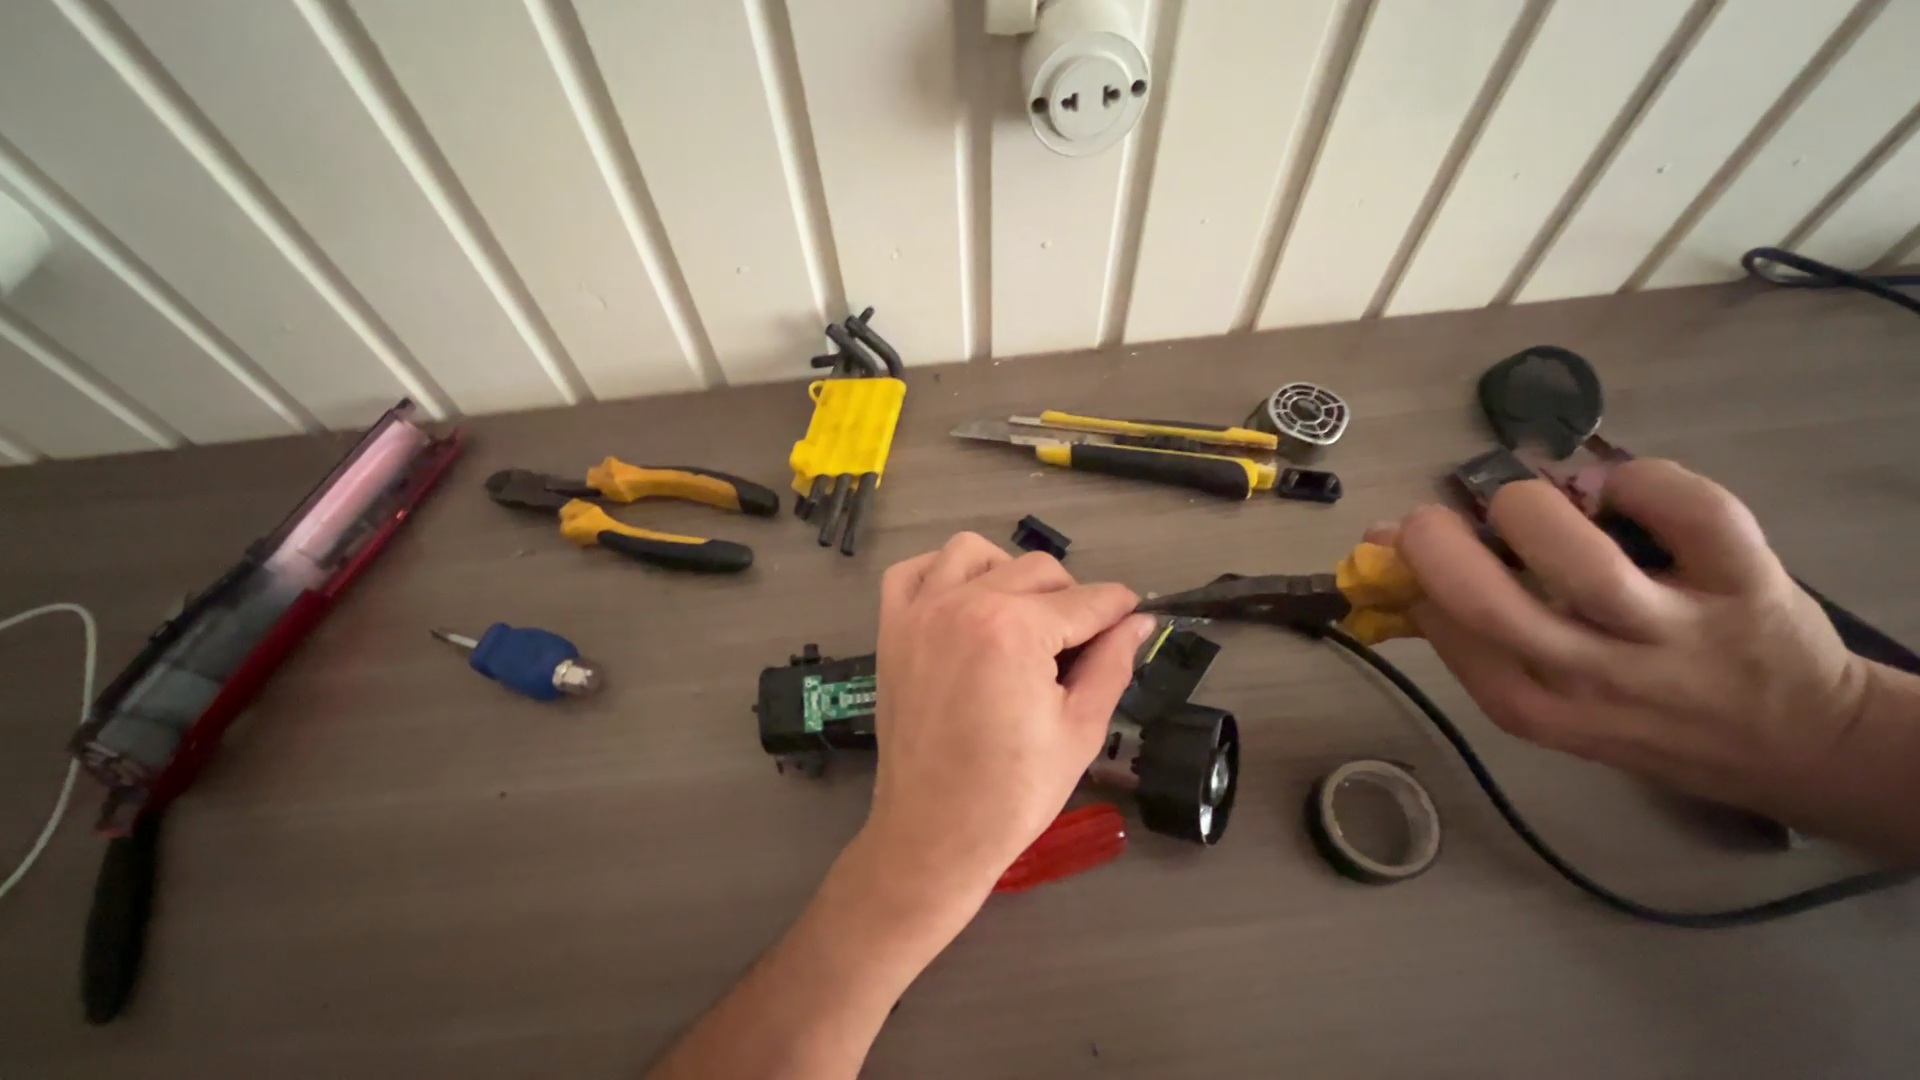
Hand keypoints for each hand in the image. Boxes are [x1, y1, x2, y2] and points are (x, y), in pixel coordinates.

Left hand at [862, 532, 1153, 906]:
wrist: (933, 833)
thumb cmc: (1014, 793)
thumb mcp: (1080, 729)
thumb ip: (1113, 663)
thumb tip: (1138, 622)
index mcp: (1015, 630)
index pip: (1087, 599)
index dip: (1120, 610)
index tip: (1134, 618)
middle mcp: (964, 603)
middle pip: (1038, 569)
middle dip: (1072, 600)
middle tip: (1080, 647)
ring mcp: (920, 612)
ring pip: (975, 552)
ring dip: (1008, 573)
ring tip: (1023, 620)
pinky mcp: (892, 628)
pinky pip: (915, 570)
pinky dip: (942, 573)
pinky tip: (965, 604)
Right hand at [1389, 459, 1871, 827]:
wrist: (1795, 744)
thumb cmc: (1638, 716)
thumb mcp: (1539, 697)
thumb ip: (1461, 631)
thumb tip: (1381, 548)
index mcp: (1531, 705)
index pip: (1443, 628)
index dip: (1406, 570)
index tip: (1400, 545)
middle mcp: (1594, 677)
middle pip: (1489, 601)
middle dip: (1435, 540)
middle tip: (1434, 518)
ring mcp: (1674, 634)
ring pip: (1577, 557)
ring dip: (1528, 508)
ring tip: (1531, 505)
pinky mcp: (1747, 586)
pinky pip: (1690, 510)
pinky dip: (1641, 480)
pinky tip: (1618, 490)